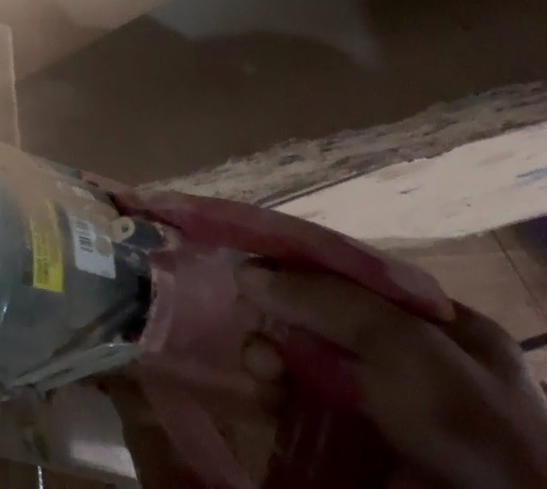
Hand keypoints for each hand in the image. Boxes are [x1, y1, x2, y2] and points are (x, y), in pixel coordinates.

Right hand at [238, 265, 546, 488]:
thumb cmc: (463, 421)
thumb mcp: (405, 346)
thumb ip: (327, 299)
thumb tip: (244, 271)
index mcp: (439, 327)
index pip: (353, 280)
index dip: (298, 271)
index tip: (251, 271)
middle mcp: (406, 359)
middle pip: (315, 319)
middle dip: (275, 319)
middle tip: (250, 323)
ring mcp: (377, 401)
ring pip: (297, 360)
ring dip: (267, 357)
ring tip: (263, 370)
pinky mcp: (349, 436)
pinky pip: (294, 401)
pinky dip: (272, 395)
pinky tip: (267, 397)